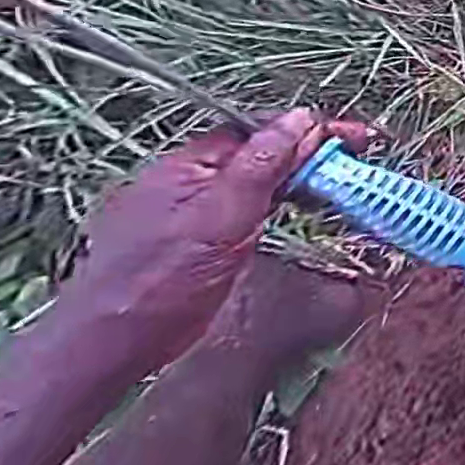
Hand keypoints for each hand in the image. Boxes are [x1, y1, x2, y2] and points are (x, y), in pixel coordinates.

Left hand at [55, 108, 366, 371]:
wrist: (109, 347)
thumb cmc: (162, 278)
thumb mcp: (223, 213)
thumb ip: (263, 162)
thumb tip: (300, 117)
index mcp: (191, 163)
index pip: (262, 130)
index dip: (310, 131)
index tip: (354, 139)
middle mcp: (193, 178)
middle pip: (263, 150)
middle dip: (311, 151)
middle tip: (355, 159)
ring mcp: (197, 207)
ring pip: (261, 177)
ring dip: (301, 175)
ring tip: (337, 181)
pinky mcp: (204, 235)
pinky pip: (252, 202)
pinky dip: (283, 198)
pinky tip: (302, 205)